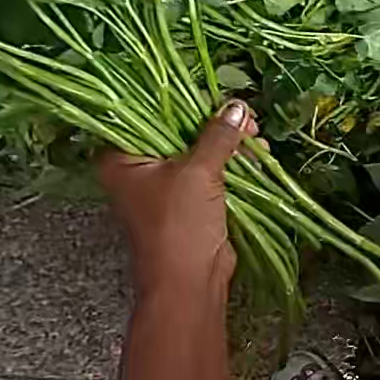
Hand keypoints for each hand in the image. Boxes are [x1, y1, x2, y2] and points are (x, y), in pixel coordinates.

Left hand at [98, 99, 259, 296]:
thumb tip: (238, 107)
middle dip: (217, 126)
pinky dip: (233, 165)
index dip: (188, 104)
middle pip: (180, 132)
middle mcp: (140, 168)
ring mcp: (166, 185)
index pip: (151, 114)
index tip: (220, 100)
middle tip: (247, 122)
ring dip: (230, 146)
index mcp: (122, 157)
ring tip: (257, 141)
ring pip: (200, 152)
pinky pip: (212, 173)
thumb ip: (218, 137)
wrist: (190, 279)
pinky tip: (255, 158)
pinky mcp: (191, 201)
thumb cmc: (179, 225)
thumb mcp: (199, 173)